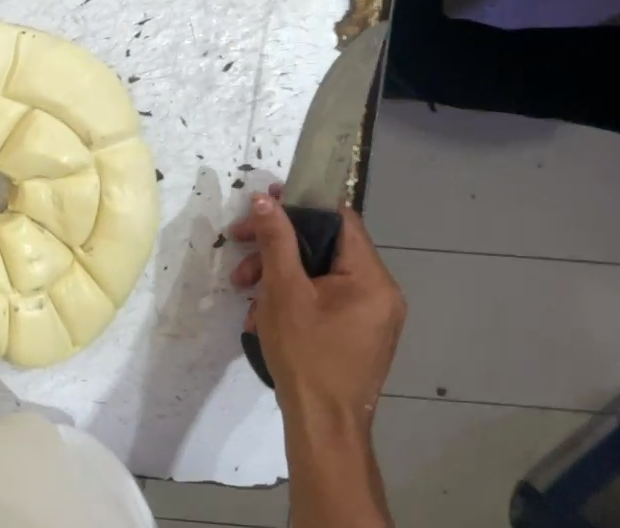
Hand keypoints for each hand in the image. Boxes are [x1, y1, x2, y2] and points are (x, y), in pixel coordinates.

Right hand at [230, 186, 405, 421]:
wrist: (323, 420)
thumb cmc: (306, 352)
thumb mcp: (283, 290)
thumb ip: (276, 240)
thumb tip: (266, 199)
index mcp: (371, 279)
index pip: (341, 220)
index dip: (302, 204)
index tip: (265, 200)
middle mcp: (381, 292)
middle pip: (325, 246)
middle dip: (277, 245)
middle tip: (239, 244)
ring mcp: (371, 314)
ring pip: (319, 273)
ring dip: (277, 272)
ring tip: (243, 288)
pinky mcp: (358, 330)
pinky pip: (324, 296)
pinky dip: (292, 295)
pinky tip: (263, 312)